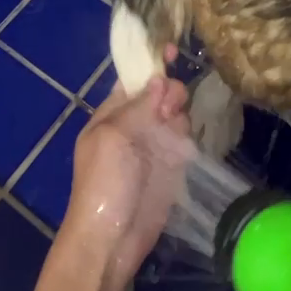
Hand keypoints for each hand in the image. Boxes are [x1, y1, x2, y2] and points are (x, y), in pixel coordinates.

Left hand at [64, 76, 196, 283]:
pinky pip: (184, 144)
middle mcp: (132, 126)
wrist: (110, 240)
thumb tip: (159, 79)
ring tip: (174, 137)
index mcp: (110, 114)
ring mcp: (152, 148)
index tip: (171, 49)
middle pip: (160, 95)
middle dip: (170, 95)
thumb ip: (138, 108)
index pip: (133, 79)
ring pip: (176, 118)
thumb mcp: (113, 138)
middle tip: (171, 109)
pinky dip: (186, 143)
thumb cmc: (103, 184)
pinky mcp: (169, 170)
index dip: (151, 64)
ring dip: (179, 120)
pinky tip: (183, 153)